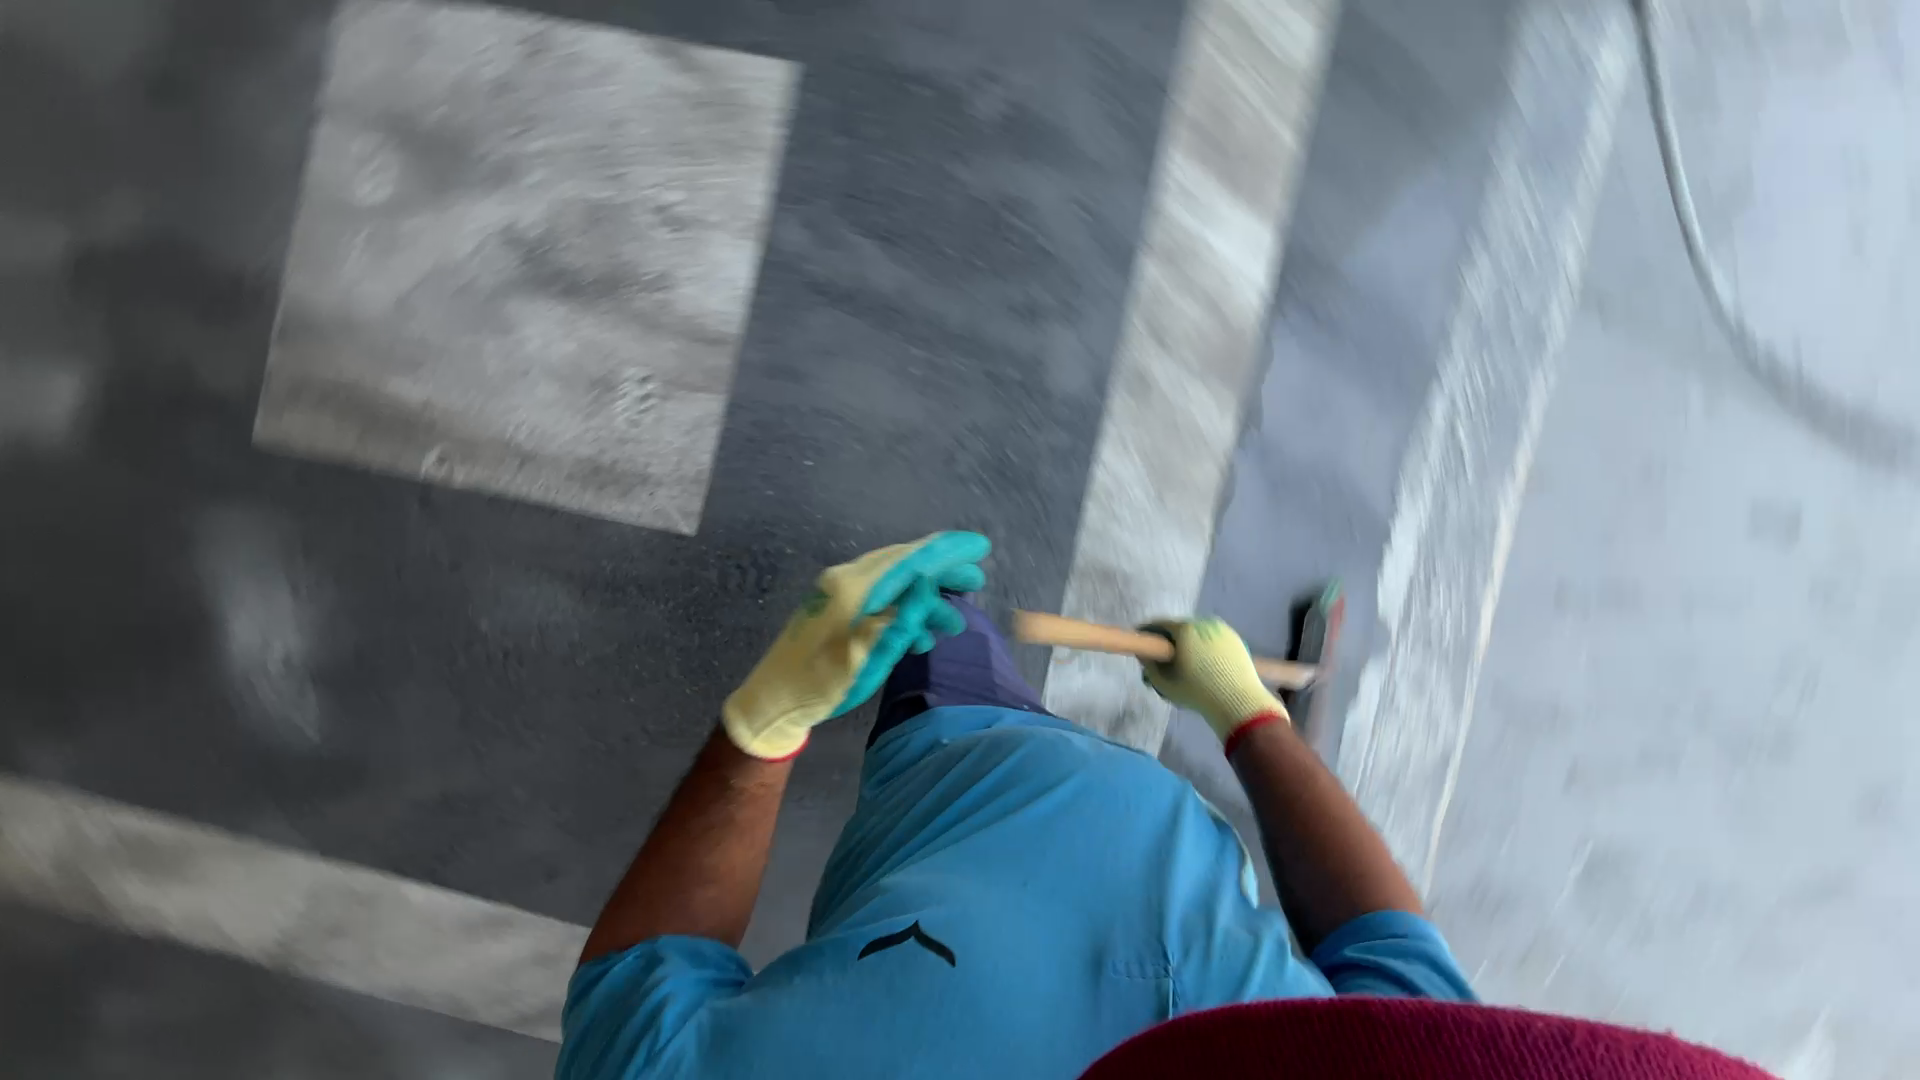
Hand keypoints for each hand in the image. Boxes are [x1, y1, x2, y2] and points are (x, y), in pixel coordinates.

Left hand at [722, 532, 989, 758]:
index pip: (909, 558)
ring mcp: (841, 593)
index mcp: (853, 588)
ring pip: (896, 582)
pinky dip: (907, 610)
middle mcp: (846, 580)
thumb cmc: (819, 684)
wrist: (773, 701)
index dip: (946, 550)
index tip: (979, 547)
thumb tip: (929, 584)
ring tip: (955, 620)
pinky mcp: (838, 608)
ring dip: (927, 597)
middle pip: (905, 563)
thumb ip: (899, 620)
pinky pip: (883, 598)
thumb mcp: (864, 658)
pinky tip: (922, 636)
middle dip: (943, 570)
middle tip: (976, 580)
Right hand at [1139, 617, 1289, 748]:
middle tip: (1164, 655)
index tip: (1142, 643)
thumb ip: (1149, 666)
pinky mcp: (1237, 640)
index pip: (1159, 624)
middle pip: (1180, 627)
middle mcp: (1204, 623)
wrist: (1239, 702)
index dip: (1148, 632)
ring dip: (1189, 642)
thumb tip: (1144, 655)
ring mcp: (1223, 630)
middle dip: (1170, 639)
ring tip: (1186, 661)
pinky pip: (1214, 639)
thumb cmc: (1197, 692)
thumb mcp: (1164, 683)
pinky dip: (1205, 646)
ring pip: (1199, 632)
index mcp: (1185, 629)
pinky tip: (1205, 663)